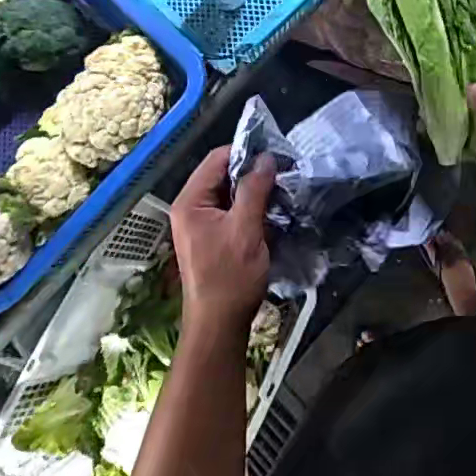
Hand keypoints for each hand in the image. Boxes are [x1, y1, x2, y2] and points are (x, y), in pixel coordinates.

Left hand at [171, 147, 275, 348]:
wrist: (219, 323)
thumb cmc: (230, 276)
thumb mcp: (246, 229)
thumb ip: (254, 189)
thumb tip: (267, 158)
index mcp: (190, 201)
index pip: (217, 159)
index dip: (246, 153)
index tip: (277, 156)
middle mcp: (190, 208)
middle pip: (222, 175)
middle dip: (253, 173)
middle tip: (284, 174)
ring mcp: (200, 224)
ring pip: (230, 194)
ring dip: (255, 193)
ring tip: (282, 192)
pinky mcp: (212, 237)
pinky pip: (232, 212)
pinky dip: (251, 210)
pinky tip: (272, 214)